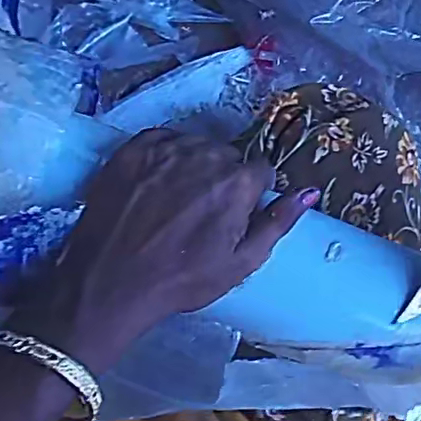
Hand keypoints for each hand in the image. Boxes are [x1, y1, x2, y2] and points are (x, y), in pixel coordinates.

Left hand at [13, 129, 314, 368]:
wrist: (111, 280)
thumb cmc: (183, 279)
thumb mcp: (242, 262)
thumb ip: (278, 222)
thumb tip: (309, 193)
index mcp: (236, 183)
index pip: (261, 171)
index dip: (252, 195)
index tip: (237, 215)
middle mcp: (205, 155)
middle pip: (228, 157)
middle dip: (225, 179)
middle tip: (204, 213)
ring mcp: (165, 149)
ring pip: (197, 146)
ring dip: (196, 166)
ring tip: (178, 201)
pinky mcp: (132, 149)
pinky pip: (164, 140)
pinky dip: (167, 156)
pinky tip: (158, 185)